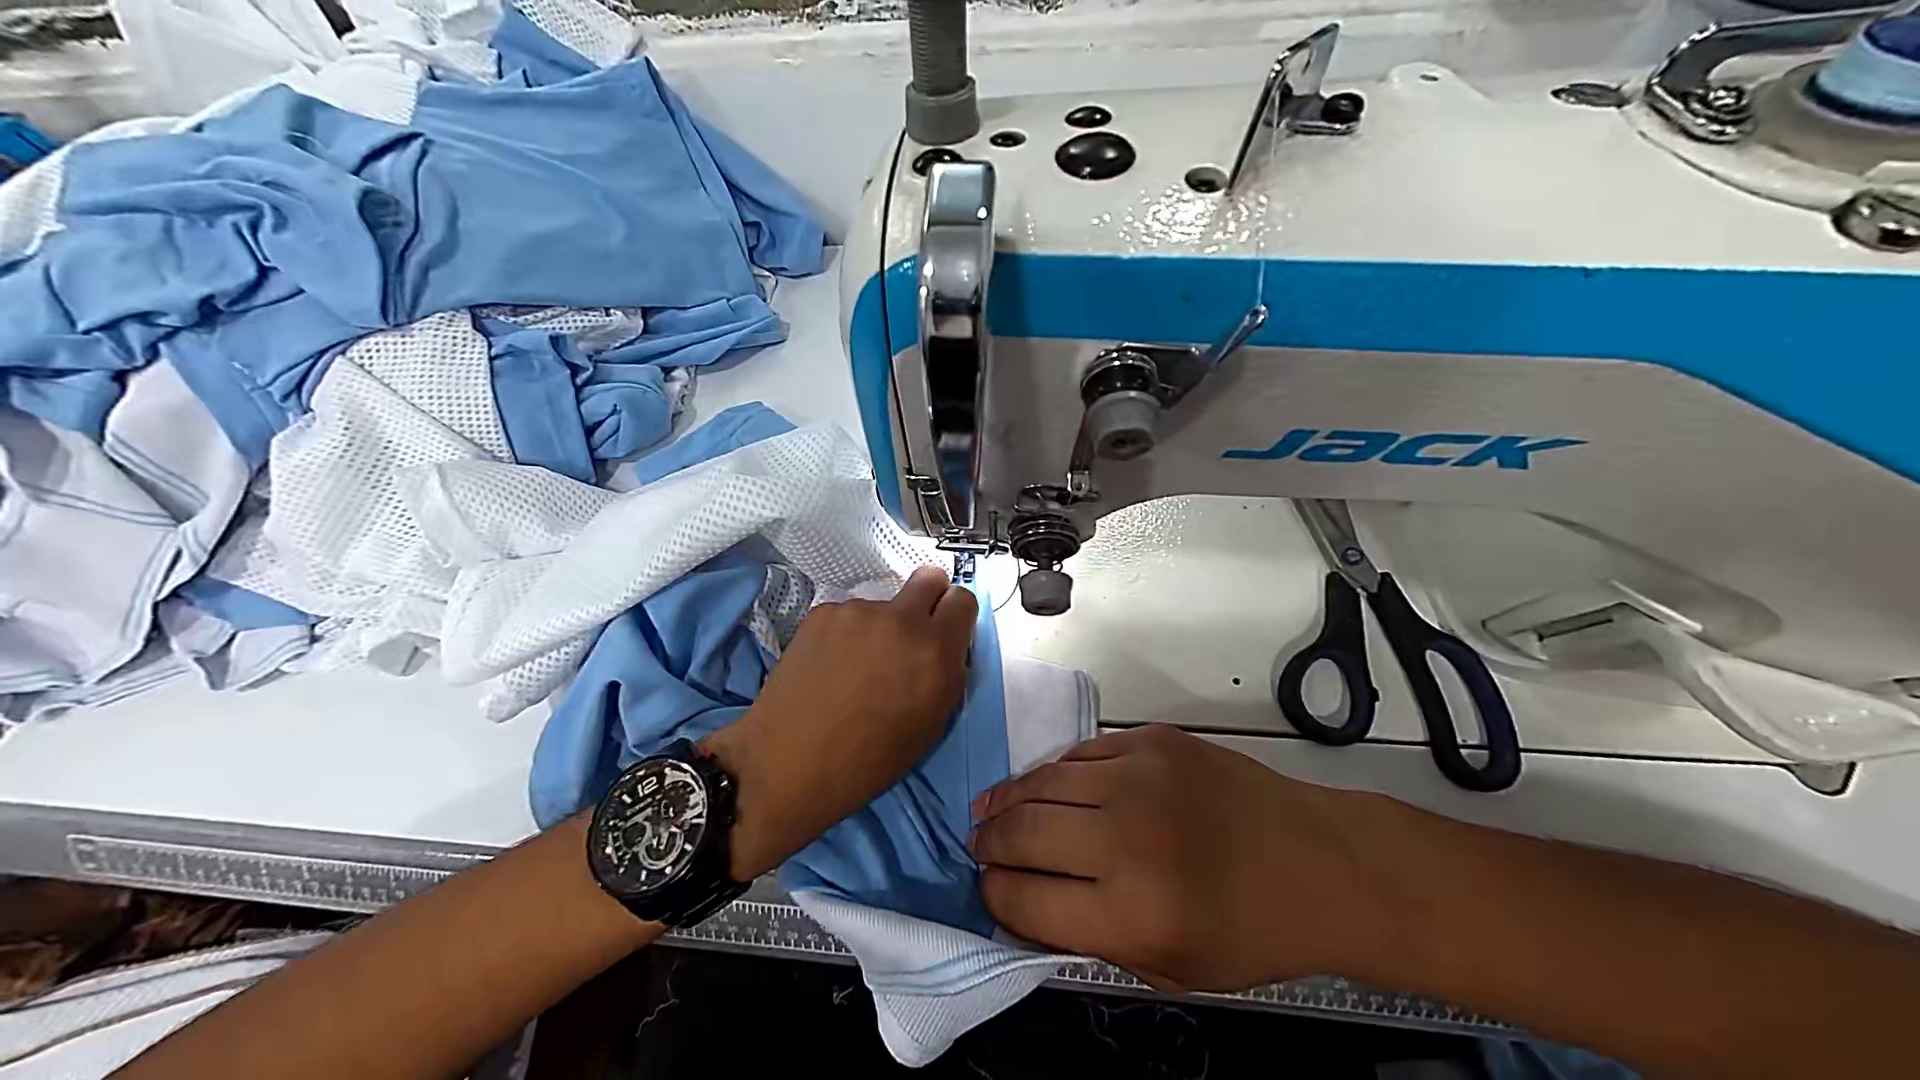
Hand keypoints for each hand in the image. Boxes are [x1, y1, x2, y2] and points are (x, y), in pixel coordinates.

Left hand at [705, 566, 976, 880]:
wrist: (790, 762)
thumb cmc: (868, 760)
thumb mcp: (931, 723)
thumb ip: (947, 673)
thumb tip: (947, 647)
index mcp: (935, 652)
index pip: (963, 600)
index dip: (956, 614)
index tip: (947, 627)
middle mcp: (901, 622)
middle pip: (929, 578)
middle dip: (928, 598)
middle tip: (913, 630)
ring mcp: (858, 612)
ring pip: (884, 603)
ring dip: (881, 625)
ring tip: (857, 667)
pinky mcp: (823, 613)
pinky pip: (849, 614)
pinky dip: (847, 633)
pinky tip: (831, 666)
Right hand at [971, 724, 1418, 991]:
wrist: (1319, 862)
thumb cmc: (1250, 930)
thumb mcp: (1171, 967)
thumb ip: (1091, 938)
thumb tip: (1024, 902)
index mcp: (1134, 912)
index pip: (1026, 900)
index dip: (995, 895)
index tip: (987, 887)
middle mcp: (1128, 838)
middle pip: (1023, 833)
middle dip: (988, 843)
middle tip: (978, 844)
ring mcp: (1139, 777)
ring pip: (1042, 782)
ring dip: (1007, 799)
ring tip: (990, 809)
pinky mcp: (1153, 741)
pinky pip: (1080, 753)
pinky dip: (1055, 772)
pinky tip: (1045, 785)